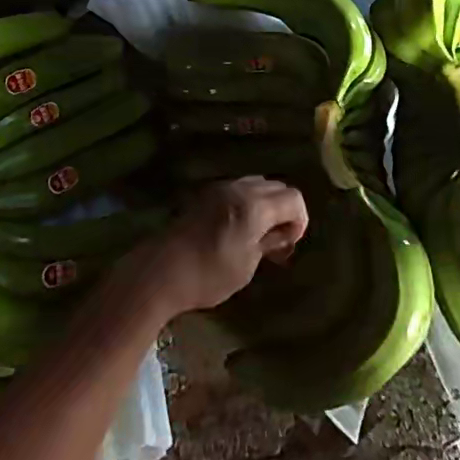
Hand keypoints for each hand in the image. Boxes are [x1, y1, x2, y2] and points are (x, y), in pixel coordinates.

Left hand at [140, 176, 307, 316]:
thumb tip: (283, 235)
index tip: (290, 244)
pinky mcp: (205, 194)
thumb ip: (269, 243)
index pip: (293, 198)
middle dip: (284, 210)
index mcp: (255, 205)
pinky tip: (238, 227)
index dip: (300, 219)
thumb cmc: (209, 275)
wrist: (160, 272)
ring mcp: (220, 188)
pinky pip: (237, 189)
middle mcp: (240, 189)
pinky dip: (247, 202)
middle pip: (277, 186)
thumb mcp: (247, 265)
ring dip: (266, 204)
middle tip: (277, 240)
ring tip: (258, 234)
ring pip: (257, 184)